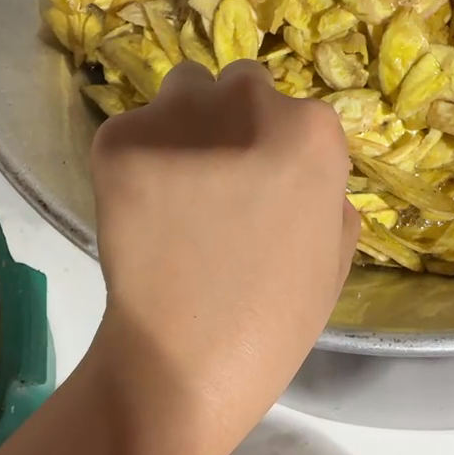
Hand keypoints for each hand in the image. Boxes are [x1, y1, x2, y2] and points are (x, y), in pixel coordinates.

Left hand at [82, 58, 358, 454]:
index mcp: (312, 134)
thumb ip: (328, 199)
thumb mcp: (335, 263)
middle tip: (217, 192)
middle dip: (232, 126)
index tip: (262, 196)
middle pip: (239, 88)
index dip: (276, 155)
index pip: (296, 115)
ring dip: (184, 129)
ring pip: (181, 96)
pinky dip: (135, 165)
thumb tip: (302, 175)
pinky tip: (142, 217)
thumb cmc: (272, 329)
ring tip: (177, 198)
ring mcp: (176, 118)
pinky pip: (132, 133)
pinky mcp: (118, 142)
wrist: (186, 365)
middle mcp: (247, 103)